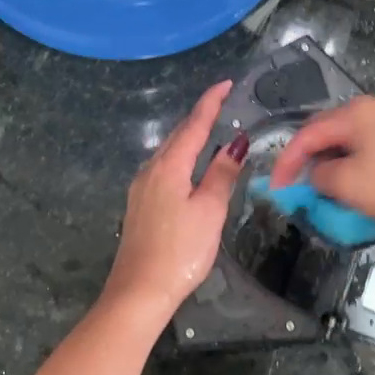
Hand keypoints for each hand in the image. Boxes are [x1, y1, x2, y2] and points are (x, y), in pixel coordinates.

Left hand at [100, 81, 246, 320]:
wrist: (139, 291)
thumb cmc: (180, 250)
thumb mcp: (209, 211)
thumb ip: (221, 175)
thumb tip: (234, 143)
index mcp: (169, 166)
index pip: (194, 125)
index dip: (210, 103)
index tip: (226, 83)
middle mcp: (150, 170)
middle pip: (178, 136)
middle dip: (199, 117)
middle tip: (222, 103)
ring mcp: (141, 188)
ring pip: (168, 152)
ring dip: (188, 138)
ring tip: (210, 130)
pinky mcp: (139, 205)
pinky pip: (163, 168)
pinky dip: (180, 158)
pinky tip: (188, 166)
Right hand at [269, 96, 374, 232]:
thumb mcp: (347, 184)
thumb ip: (319, 176)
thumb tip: (315, 174)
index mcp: (353, 113)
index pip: (306, 134)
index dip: (287, 162)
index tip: (277, 189)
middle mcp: (369, 111)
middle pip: (324, 133)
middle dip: (306, 161)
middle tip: (295, 187)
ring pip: (344, 144)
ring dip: (328, 166)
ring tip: (318, 190)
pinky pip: (362, 151)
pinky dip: (348, 168)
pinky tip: (347, 187)